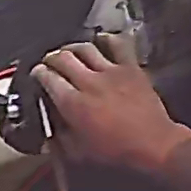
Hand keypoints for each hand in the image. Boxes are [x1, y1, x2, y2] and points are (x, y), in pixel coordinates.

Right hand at [33, 34, 190, 179]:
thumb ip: (59, 134)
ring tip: (69, 51)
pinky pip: (118, 45)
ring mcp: (111, 72)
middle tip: (50, 62)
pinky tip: (101, 40)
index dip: (39, 73)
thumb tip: (51, 121)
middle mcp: (89, 82)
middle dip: (51, 58)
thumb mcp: (78, 151)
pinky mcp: (131, 68)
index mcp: (73, 103)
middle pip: (62, 58)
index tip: (38, 74)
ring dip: (72, 47)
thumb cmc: (116, 151)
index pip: (48, 78)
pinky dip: (107, 39)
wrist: (152, 143)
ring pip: (85, 48)